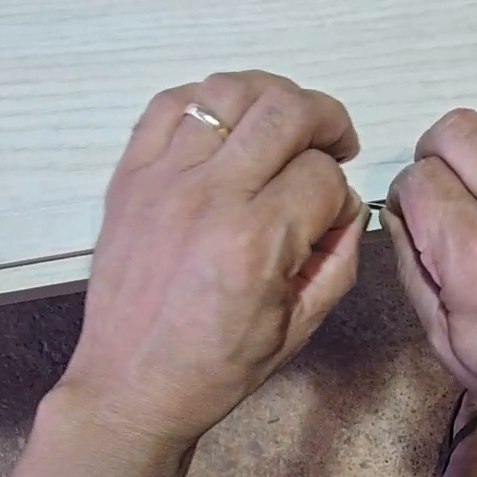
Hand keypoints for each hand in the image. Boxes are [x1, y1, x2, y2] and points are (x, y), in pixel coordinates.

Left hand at [57, 71, 367, 448]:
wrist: (131, 384)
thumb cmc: (218, 369)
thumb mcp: (298, 329)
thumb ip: (337, 262)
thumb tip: (347, 210)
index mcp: (258, 242)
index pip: (323, 177)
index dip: (342, 194)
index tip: (334, 218)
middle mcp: (212, 195)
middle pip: (286, 113)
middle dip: (327, 120)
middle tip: (338, 141)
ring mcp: (164, 178)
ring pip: (230, 91)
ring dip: (273, 96)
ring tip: (287, 122)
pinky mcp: (130, 175)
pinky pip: (171, 104)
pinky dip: (209, 99)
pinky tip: (229, 123)